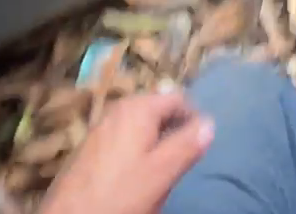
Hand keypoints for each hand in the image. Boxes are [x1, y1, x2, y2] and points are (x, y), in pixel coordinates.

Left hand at [37, 91, 214, 213]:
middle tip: (180, 159)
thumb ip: (187, 145)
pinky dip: (132, 151)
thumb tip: (209, 122)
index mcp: (138, 108)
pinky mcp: (86, 150)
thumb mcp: (160, 173)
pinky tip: (131, 178)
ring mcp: (99, 128)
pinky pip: (120, 140)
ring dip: (152, 142)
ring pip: (137, 126)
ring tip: (158, 171)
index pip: (177, 99)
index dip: (193, 118)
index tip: (200, 144)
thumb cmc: (118, 197)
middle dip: (171, 130)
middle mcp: (117, 109)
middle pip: (156, 110)